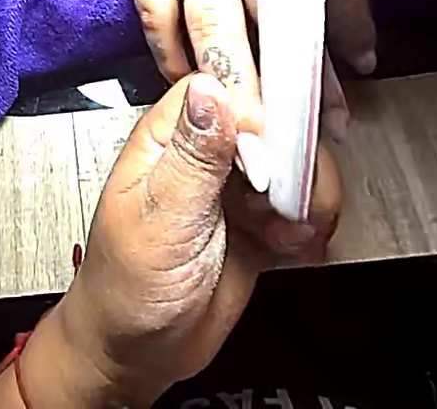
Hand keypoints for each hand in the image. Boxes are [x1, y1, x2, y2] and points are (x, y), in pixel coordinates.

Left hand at [9, 75, 339, 406]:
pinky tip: (288, 246)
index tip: (272, 148)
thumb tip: (209, 90)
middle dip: (292, 159)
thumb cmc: (127, 281)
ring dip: (305, 197)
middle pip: (269, 120)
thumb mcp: (160, 217)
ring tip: (281, 231)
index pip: (220, 86)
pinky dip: (309, 225)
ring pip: (294, 162)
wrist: (139, 350)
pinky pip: (302, 204)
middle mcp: (202, 152)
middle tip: (282, 200)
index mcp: (166, 136)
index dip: (256, 108)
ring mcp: (232, 185)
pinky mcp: (257, 219)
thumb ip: (191, 156)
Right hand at [87, 0, 377, 145]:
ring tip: (247, 134)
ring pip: (205, 22)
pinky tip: (187, 86)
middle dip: (286, 81)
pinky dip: (168, 52)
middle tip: (304, 139)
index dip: (345, 32)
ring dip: (228, 80)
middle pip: (263, 15)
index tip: (359, 75)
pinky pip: (151, 11)